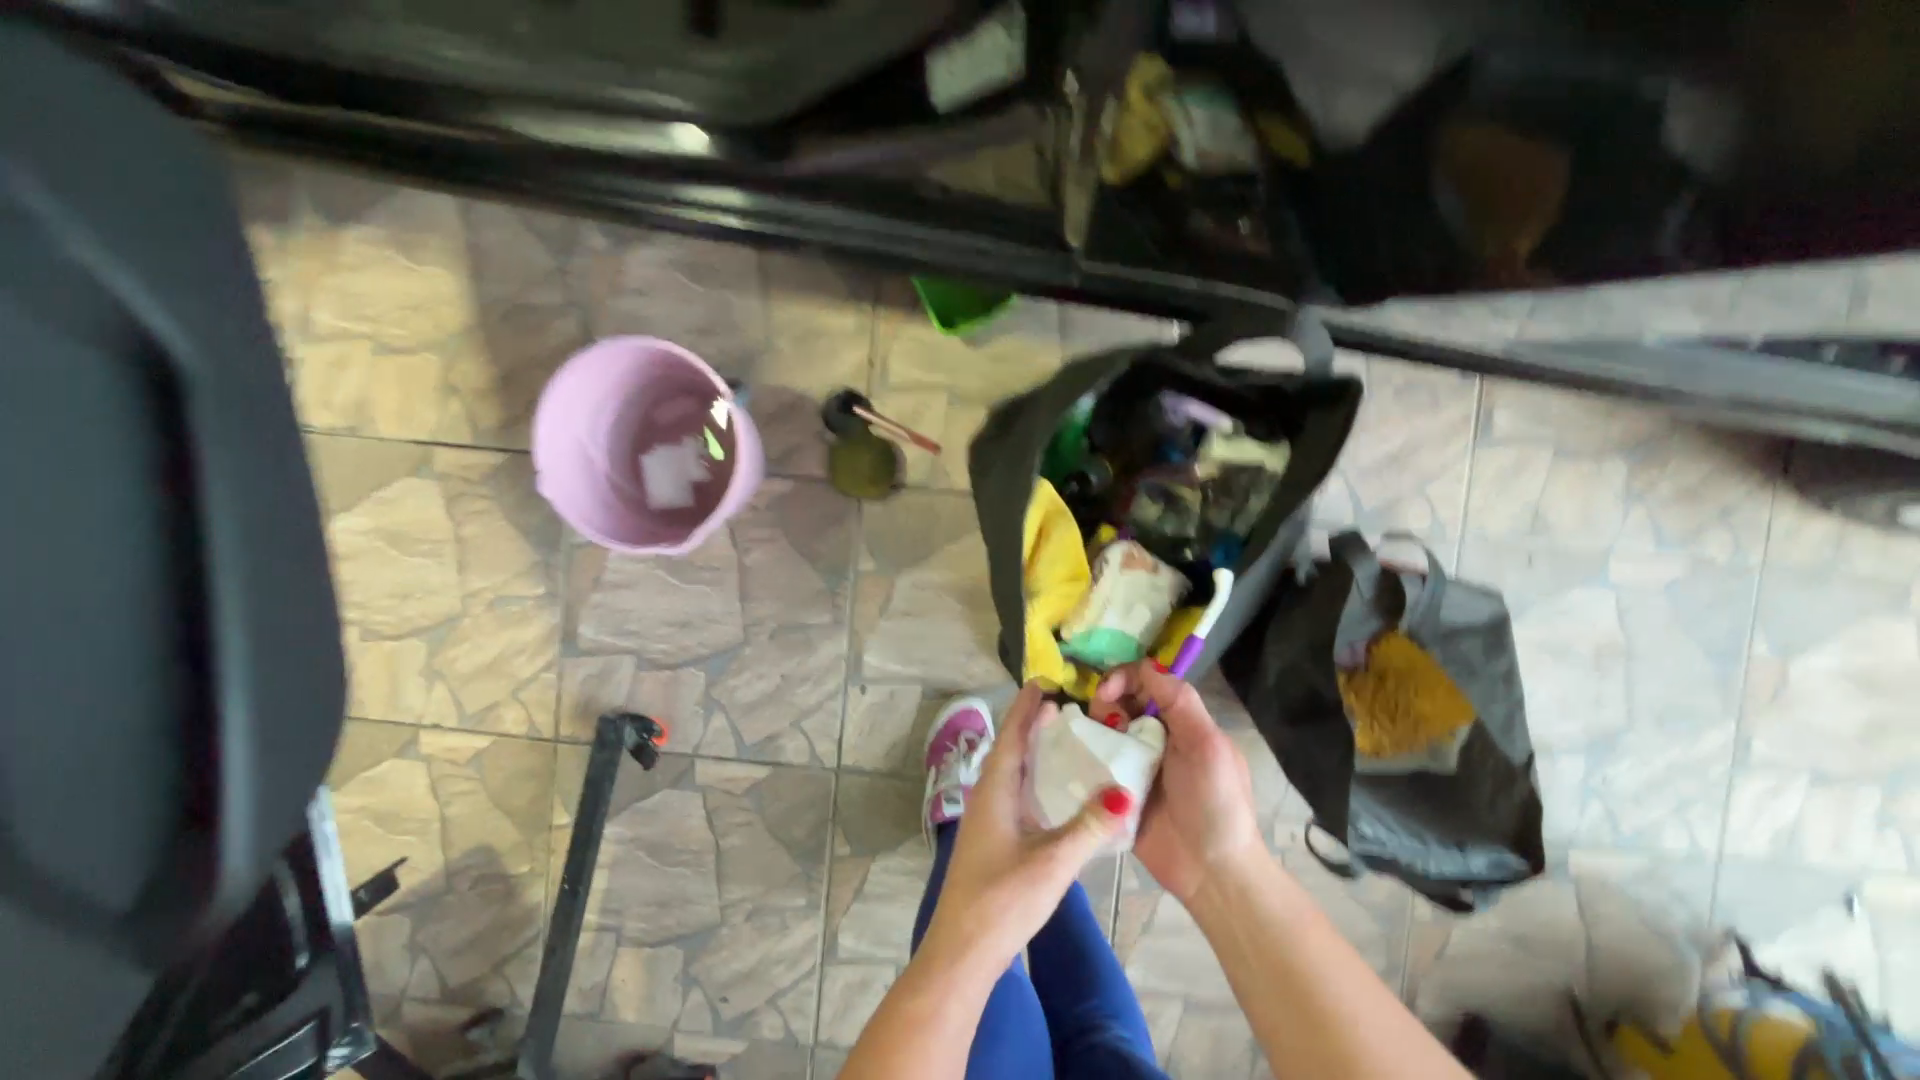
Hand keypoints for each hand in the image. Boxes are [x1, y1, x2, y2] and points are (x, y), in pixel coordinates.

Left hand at [920, 681, 1130, 968]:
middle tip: (1066, 705)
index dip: (1026, 708)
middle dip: (1033, 725)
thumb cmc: (1003, 899)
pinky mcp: (995, 840)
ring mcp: (989, 820)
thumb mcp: (1053, 862)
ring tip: (1064, 736)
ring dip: (1034, 752)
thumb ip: (1089, 827)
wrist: (964, 948)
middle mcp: (988, 798)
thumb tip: (1124, 792)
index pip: (1010, 736)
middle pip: (1010, 750)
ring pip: (1013, 773)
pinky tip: (1056, 789)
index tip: (1045, 682)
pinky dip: (1036, 780)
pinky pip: (1017, 795)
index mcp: (995, 792)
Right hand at [1092, 662, 1263, 903]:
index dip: (1124, 678)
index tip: (1106, 693)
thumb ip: (1180, 702)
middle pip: (1120, 704)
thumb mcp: (1208, 745)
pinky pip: (1093, 769)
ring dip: (1090, 730)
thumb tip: (1145, 667)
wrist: (1211, 871)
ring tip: (1085, 743)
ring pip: (1103, 734)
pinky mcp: (1115, 796)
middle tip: (1097, 719)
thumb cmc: (1216, 804)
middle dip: (1103, 702)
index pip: (1147, 684)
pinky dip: (1081, 759)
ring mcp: (1134, 769)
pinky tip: (1071, 760)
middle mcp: (1156, 741)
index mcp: (1182, 725)